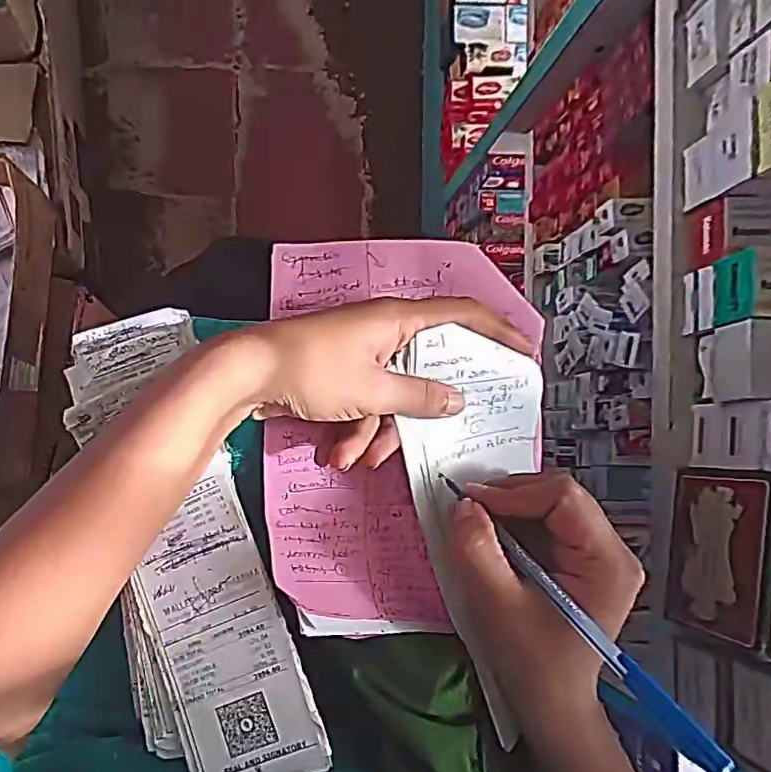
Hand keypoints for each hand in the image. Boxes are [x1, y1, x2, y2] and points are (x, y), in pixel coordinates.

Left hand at [227, 297, 531, 470]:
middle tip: (417, 440)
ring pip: (389, 399)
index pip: (462, 316)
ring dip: (373, 433)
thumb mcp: (372, 390)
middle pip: (422, 374)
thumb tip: (455, 399)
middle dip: (411, 416)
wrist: (246, 375)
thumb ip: (418, 397)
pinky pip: (362, 406)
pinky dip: (352, 431)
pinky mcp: (339, 377)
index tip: (523, 353)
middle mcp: (382, 333)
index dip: (497, 331)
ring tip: (352, 455)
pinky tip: (335, 452)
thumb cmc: (307, 368)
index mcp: (397, 321)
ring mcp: (359, 356)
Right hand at [447, 471, 645, 711]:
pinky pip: (545, 526)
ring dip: (509, 511)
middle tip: (468, 510)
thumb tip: (463, 506)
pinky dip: (513, 526)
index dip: (513, 492)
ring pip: (549, 508)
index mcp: (607, 563)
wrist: (550, 702)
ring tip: (477, 527)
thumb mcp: (497, 605)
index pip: (564, 498)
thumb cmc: (531, 661)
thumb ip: (478, 551)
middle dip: (510, 498)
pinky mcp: (579, 563)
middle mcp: (612, 552)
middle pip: (559, 497)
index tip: (469, 501)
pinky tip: (493, 541)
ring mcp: (597, 557)